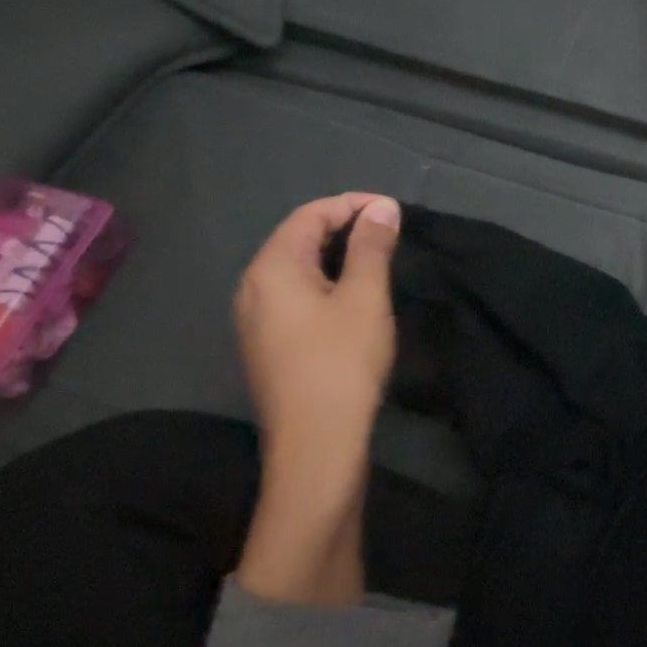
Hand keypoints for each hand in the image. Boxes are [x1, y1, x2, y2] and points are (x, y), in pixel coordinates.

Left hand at [232, 192, 401, 604]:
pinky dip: (323, 282)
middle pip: (296, 238)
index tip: (394, 211)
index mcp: (272, 268)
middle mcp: (252, 286)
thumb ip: (372, 247)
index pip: (309, 215)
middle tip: (389, 233)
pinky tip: (352, 297)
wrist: (316, 442)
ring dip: (335, 255)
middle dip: (343, 227)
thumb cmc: (343, 363)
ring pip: (294, 268)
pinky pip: (292, 294)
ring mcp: (253, 317)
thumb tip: (381, 207)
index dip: (352, 205)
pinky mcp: (265, 343)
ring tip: (377, 260)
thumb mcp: (366, 298)